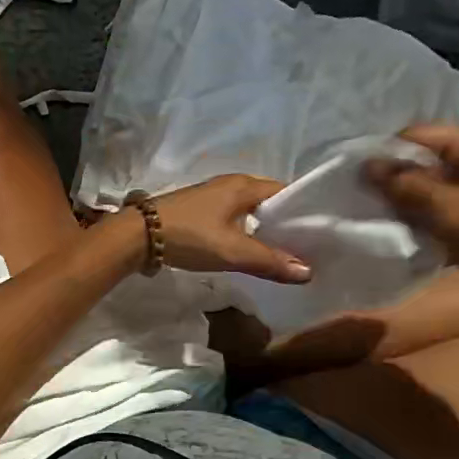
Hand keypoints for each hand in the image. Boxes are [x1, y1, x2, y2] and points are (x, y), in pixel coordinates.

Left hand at [151, 175, 311, 283]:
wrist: (138, 235)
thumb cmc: (190, 236)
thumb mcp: (232, 251)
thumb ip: (269, 261)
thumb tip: (308, 272)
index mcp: (243, 185)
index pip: (286, 192)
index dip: (304, 211)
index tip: (320, 234)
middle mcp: (231, 185)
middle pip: (269, 203)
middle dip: (286, 224)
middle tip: (307, 249)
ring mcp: (214, 198)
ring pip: (251, 213)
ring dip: (266, 231)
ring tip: (285, 255)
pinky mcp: (201, 213)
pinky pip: (234, 220)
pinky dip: (247, 234)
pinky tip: (251, 254)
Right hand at [365, 125, 458, 299]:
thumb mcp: (454, 213)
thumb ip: (410, 188)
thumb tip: (367, 166)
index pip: (422, 134)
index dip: (390, 154)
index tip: (363, 181)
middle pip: (430, 157)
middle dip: (402, 180)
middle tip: (376, 205)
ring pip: (438, 181)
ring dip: (415, 200)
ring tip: (393, 220)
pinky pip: (451, 200)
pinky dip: (432, 213)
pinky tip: (419, 231)